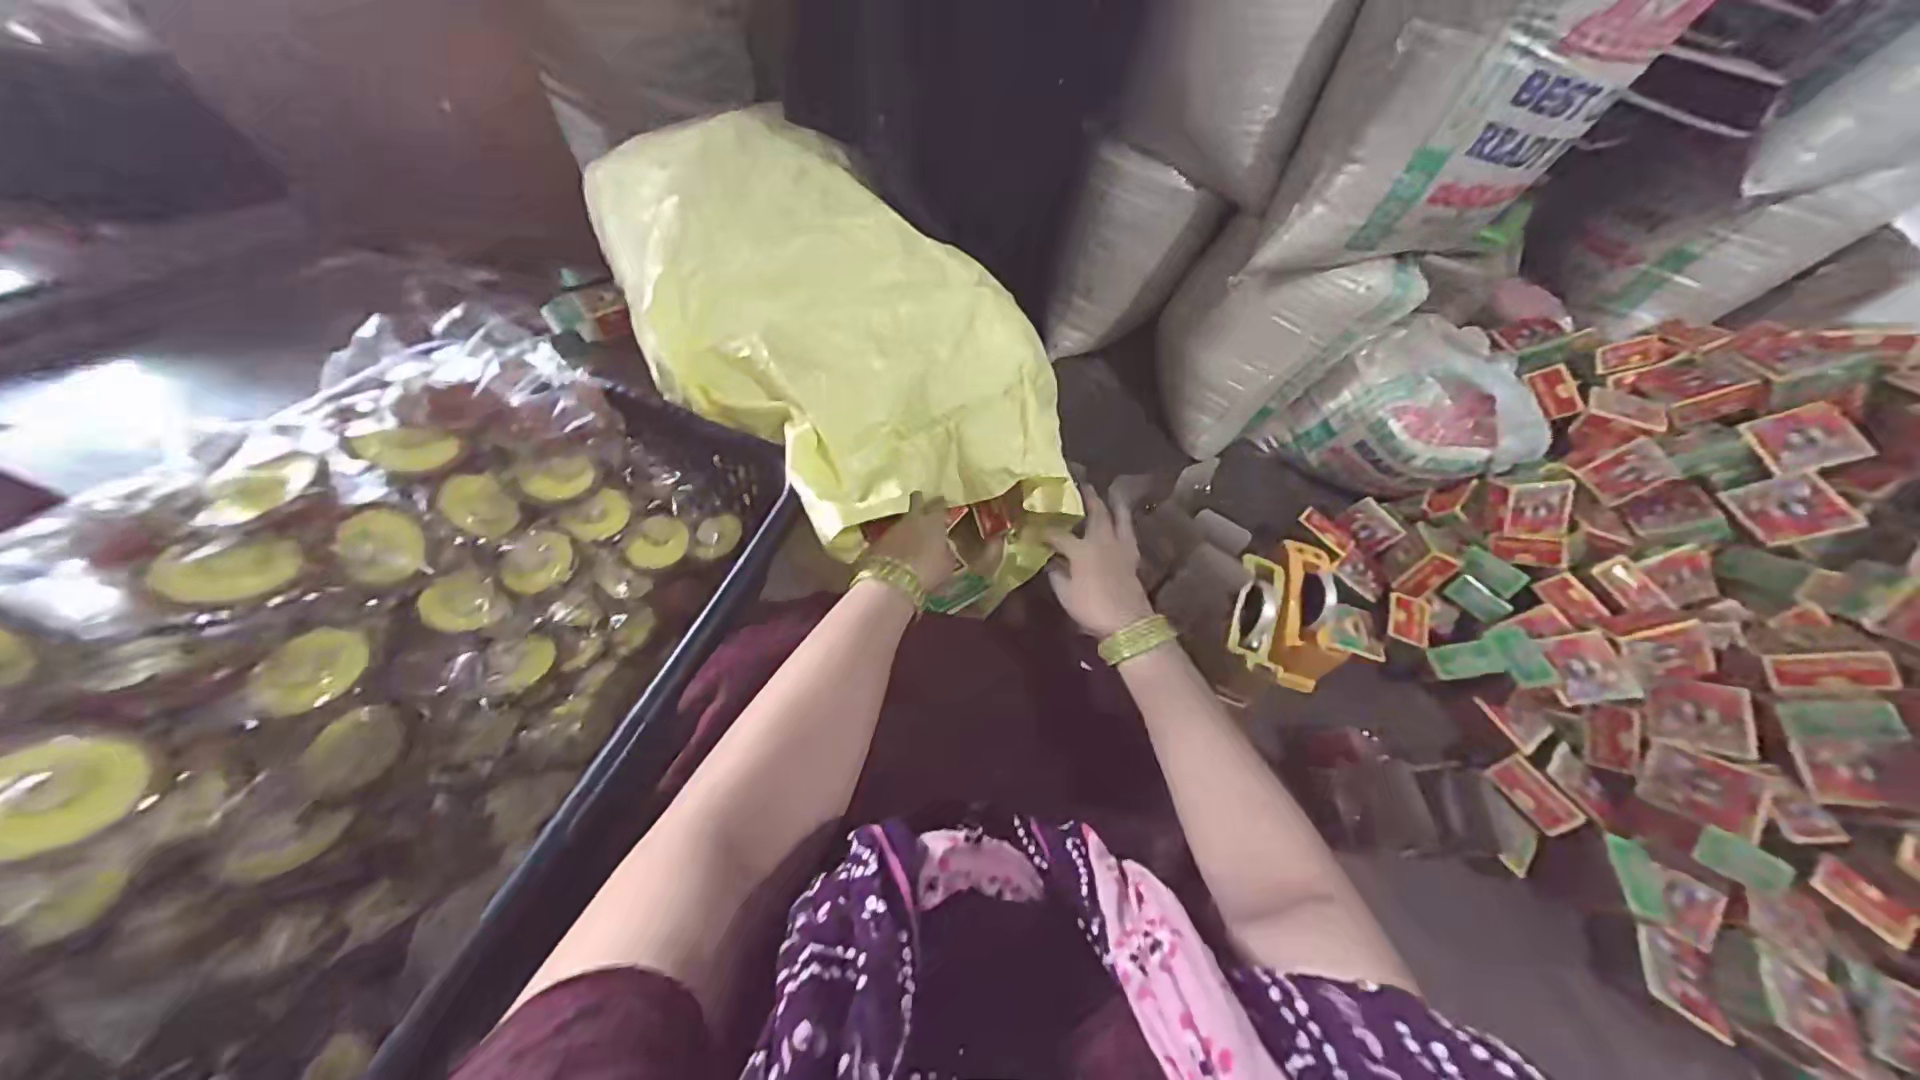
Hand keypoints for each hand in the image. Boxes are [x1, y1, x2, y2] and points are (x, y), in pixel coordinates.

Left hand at [867, 498, 957, 591]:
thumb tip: (946, 547)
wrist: (891, 583)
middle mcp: (912, 519)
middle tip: (923, 504)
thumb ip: (947, 552)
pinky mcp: (877, 541)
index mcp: (933, 522)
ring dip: (907, 526)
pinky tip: (897, 552)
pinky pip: (890, 536)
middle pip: (916, 501)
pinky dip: (895, 541)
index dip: (941, 503)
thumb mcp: (947, 565)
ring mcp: (892, 528)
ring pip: (902, 520)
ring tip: (912, 537)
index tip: (943, 504)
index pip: (938, 504)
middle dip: (920, 500)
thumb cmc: (928, 573)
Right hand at [1046, 483, 1154, 638]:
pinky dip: (1124, 522)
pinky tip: (1122, 522)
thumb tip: (1050, 560)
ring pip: (1119, 516)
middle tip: (1082, 484)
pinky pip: (1128, 532)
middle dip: (1088, 497)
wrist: (1128, 623)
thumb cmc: (1092, 607)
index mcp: (1081, 549)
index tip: (1033, 526)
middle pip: (1096, 512)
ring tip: (1110, 492)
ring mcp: (1121, 546)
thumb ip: (1056, 573)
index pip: (1058, 534)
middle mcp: (1102, 540)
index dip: (1044, 530)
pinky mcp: (1133, 556)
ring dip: (1113, 503)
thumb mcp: (1065, 593)